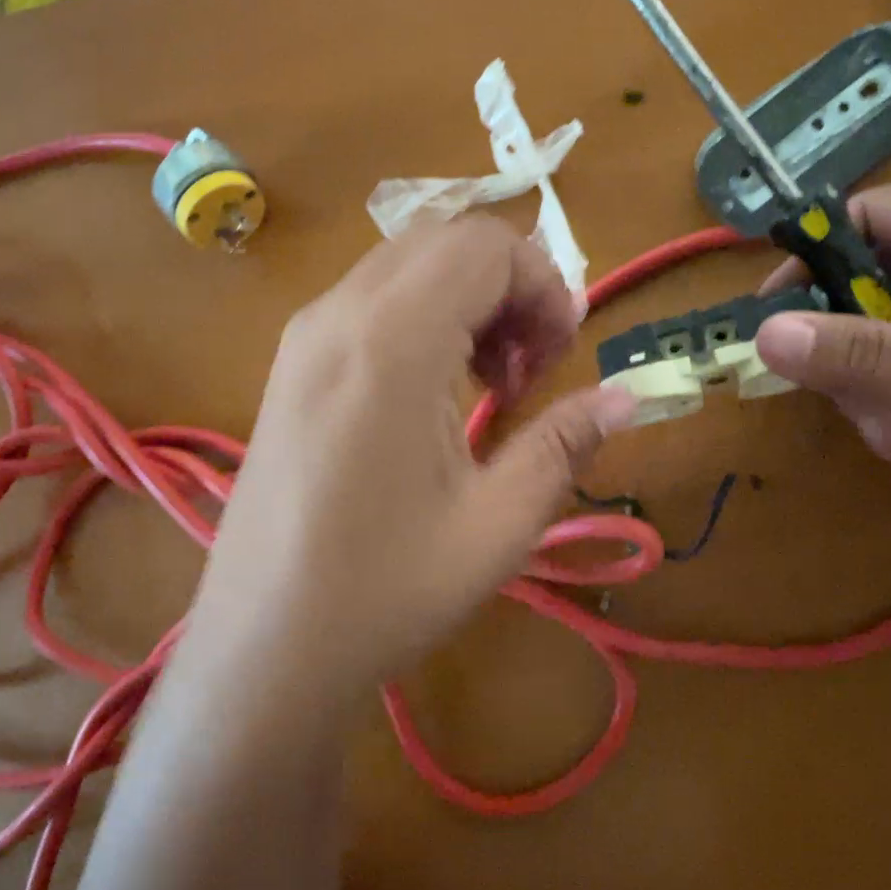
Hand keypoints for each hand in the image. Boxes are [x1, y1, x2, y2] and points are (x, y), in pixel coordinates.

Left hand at [183, 217, 635, 690]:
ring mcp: (302, 338)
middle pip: (444, 242)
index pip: (485, 246)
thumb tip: (626, 397)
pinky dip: (421, 321)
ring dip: (466, 303)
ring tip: (489, 390)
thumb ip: (565, 443)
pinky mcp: (288, 368)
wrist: (264, 648)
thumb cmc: (385, 591)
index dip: (544, 287)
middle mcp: (336, 315)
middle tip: (532, 375)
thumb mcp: (498, 524)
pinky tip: (433, 401)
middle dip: (509, 288)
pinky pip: (368, 304)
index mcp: (391, 341)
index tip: (562, 361)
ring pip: (405, 267)